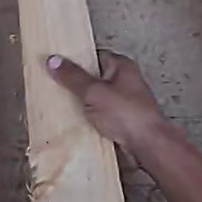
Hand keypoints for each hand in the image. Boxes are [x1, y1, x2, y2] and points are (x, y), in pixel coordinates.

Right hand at [45, 51, 180, 158]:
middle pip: (94, 78)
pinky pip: (100, 117)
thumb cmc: (128, 114)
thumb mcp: (93, 91)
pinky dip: (89, 120)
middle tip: (55, 86)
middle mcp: (125, 81)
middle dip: (77, 84)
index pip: (94, 55)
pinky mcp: (121, 122)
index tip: (57, 64)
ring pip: (96, 99)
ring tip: (61, 106)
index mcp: (122, 66)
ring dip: (82, 105)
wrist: (147, 146)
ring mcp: (124, 103)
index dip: (76, 59)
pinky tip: (75, 123)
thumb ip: (73, 77)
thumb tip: (54, 60)